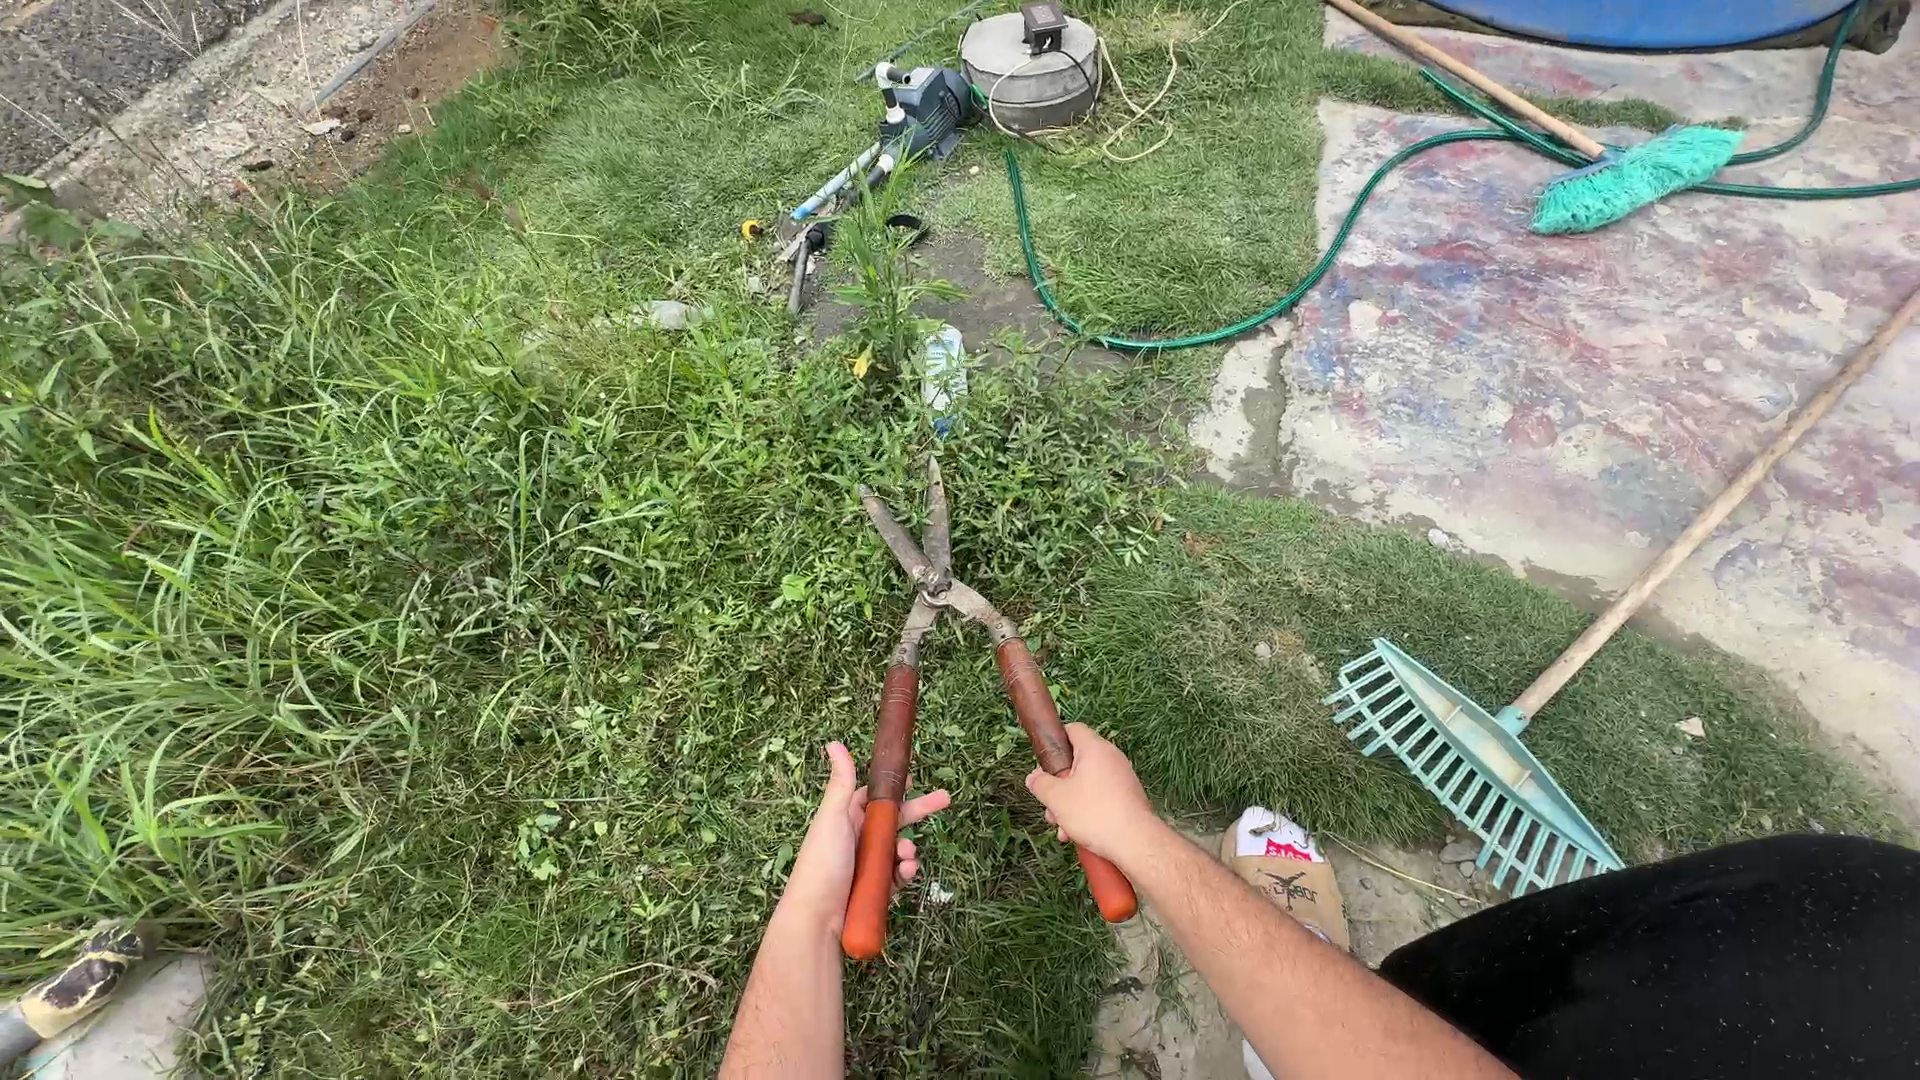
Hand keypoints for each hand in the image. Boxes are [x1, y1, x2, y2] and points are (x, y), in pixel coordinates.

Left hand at [780, 741, 950, 930]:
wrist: (816, 919)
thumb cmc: (822, 862)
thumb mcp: (833, 817)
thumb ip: (841, 781)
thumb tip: (834, 743)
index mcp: (846, 817)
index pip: (875, 796)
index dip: (895, 788)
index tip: (913, 779)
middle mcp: (858, 838)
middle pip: (895, 819)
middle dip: (919, 810)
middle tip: (945, 799)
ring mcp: (868, 865)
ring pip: (899, 848)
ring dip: (909, 848)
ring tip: (908, 855)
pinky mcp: (876, 889)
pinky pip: (898, 875)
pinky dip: (905, 872)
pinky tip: (906, 873)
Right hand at [1024, 723, 1157, 862]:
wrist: (1136, 842)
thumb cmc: (1094, 813)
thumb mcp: (1056, 798)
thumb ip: (1040, 784)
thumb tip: (1034, 777)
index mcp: (1095, 748)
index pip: (1072, 729)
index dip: (1056, 742)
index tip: (1045, 762)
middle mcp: (1111, 757)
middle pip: (1077, 761)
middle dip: (1060, 784)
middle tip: (1051, 805)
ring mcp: (1122, 778)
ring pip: (1087, 783)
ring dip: (1071, 803)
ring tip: (1063, 827)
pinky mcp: (1128, 797)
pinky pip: (1101, 796)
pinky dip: (1088, 810)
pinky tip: (1078, 833)